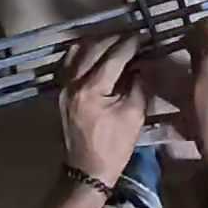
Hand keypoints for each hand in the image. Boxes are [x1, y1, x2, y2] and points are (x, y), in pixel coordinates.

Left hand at [58, 35, 144, 186]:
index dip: (132, 43)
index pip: (114, 56)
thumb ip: (138, 83)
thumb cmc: (114, 146)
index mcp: (92, 89)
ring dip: (98, 42)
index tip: (145, 35)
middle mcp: (73, 83)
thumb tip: (142, 63)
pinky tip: (97, 53)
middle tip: (134, 36)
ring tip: (116, 41)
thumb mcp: (134, 114)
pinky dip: (84, 53)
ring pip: (78, 51)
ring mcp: (63, 87)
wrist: (86, 171)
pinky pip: (70, 62)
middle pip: (94, 48)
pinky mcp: (61, 92)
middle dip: (116, 38)